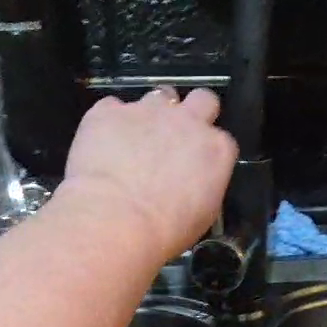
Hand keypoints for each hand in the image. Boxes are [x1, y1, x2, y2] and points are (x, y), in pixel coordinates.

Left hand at [58, 87, 238, 259]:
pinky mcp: (109, 111)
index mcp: (215, 150)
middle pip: (202, 99)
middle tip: (176, 136)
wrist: (115, 220)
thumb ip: (205, 185)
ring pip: (159, 95)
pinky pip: (113, 107)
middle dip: (193, 112)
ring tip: (137, 139)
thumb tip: (194, 181)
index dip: (208, 151)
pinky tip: (105, 143)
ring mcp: (147, 111)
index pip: (221, 140)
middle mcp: (187, 121)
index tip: (196, 165)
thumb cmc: (164, 231)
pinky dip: (112, 122)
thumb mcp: (202, 216)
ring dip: (153, 113)